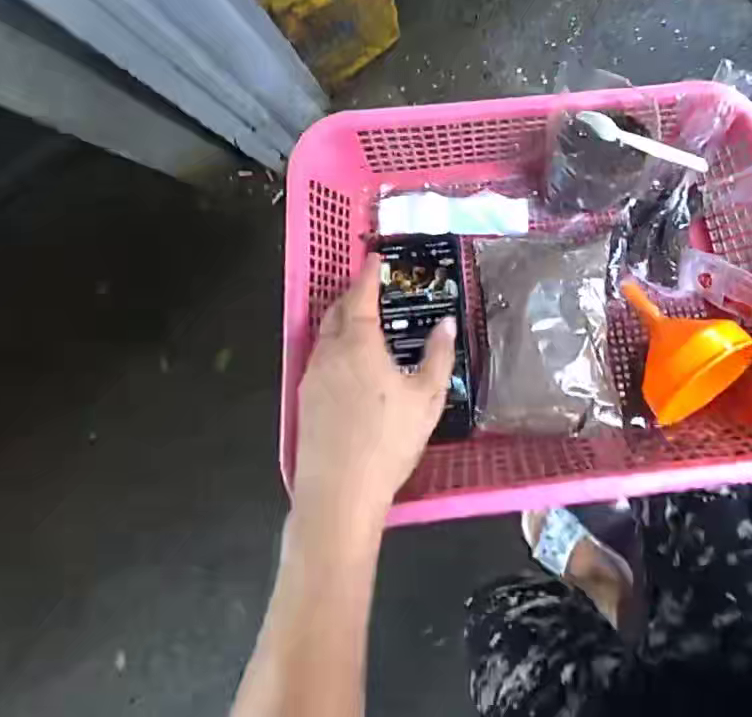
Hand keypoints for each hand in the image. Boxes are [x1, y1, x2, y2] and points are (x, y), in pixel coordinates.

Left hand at [293, 253, 456, 521]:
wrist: (339, 494)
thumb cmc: (389, 440)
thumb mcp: (427, 397)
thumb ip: (438, 355)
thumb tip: (447, 322)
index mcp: (359, 345)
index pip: (361, 298)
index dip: (368, 275)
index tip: (374, 258)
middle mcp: (329, 353)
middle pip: (337, 312)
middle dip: (353, 295)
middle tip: (370, 287)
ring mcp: (312, 377)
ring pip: (325, 336)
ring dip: (342, 320)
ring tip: (362, 321)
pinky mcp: (304, 401)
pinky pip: (319, 358)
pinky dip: (334, 345)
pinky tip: (349, 362)